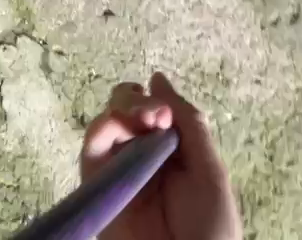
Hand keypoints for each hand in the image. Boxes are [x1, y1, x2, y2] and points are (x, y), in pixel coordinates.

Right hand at [80, 72, 241, 239]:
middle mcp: (140, 153)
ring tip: (142, 121)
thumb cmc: (209, 229)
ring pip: (107, 118)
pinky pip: (92, 144)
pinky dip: (101, 126)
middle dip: (135, 100)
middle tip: (154, 116)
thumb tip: (157, 77)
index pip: (154, 108)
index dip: (158, 101)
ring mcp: (117, 166)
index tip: (165, 113)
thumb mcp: (210, 174)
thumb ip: (190, 124)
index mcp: (170, 151)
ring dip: (122, 108)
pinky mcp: (96, 180)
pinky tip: (118, 126)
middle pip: (125, 107)